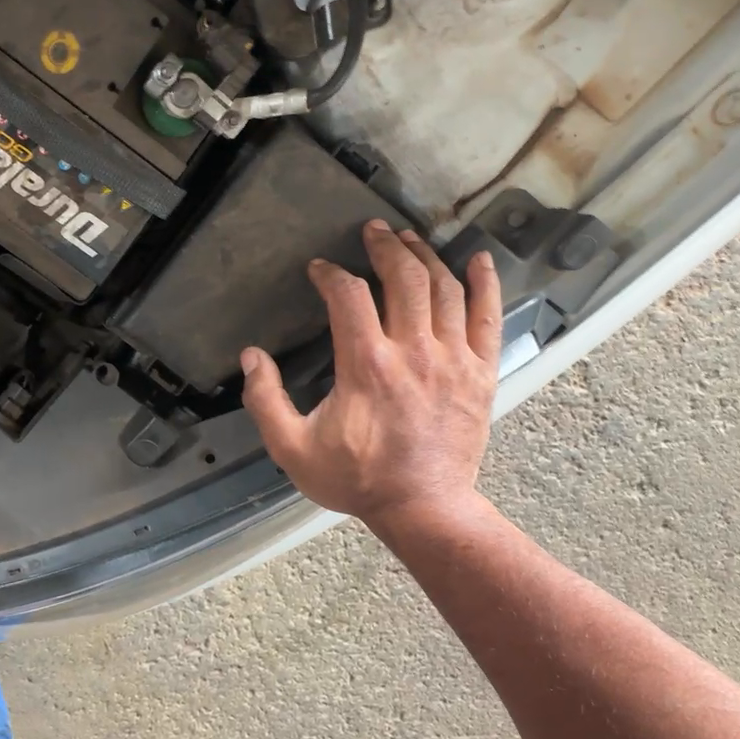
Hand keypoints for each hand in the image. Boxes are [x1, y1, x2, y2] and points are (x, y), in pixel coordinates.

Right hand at [240, 219, 501, 529]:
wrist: (421, 508)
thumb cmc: (353, 479)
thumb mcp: (290, 447)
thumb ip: (265, 399)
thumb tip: (251, 357)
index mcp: (364, 364)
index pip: (347, 296)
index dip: (330, 274)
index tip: (319, 270)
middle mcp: (412, 351)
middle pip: (404, 278)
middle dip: (385, 247)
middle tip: (373, 230)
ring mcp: (453, 359)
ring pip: (445, 289)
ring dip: (426, 257)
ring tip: (410, 240)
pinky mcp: (481, 373)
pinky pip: (488, 316)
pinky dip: (485, 283)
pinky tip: (478, 260)